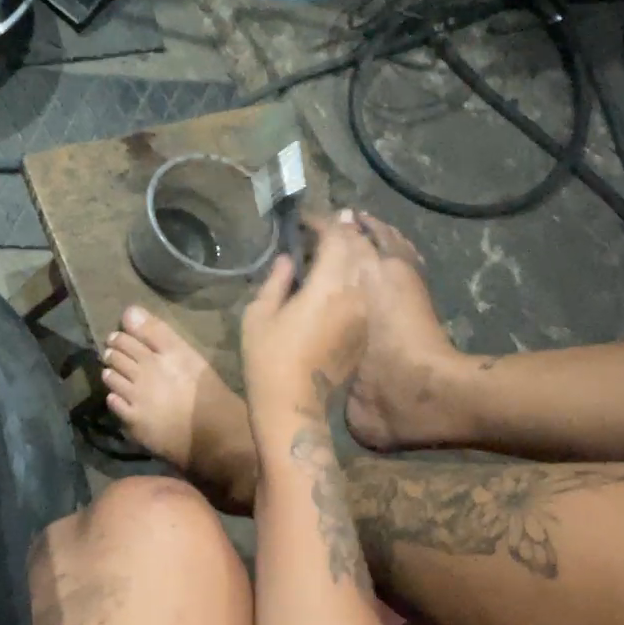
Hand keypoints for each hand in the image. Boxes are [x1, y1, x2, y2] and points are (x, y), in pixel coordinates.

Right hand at [241, 210, 379, 414]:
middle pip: (357, 251)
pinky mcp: (364, 331)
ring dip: (350, 256)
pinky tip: (335, 281)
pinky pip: (363, 293)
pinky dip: (353, 279)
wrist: (294, 404)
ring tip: (328, 251)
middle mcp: (355, 294)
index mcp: (328, 286)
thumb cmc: (268, 358)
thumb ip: (276, 281)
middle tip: (321, 228)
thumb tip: (288, 260)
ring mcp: (364, 314)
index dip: (322, 223)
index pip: (336, 239)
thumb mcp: (259, 315)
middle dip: (341, 234)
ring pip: (364, 271)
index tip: (305, 220)